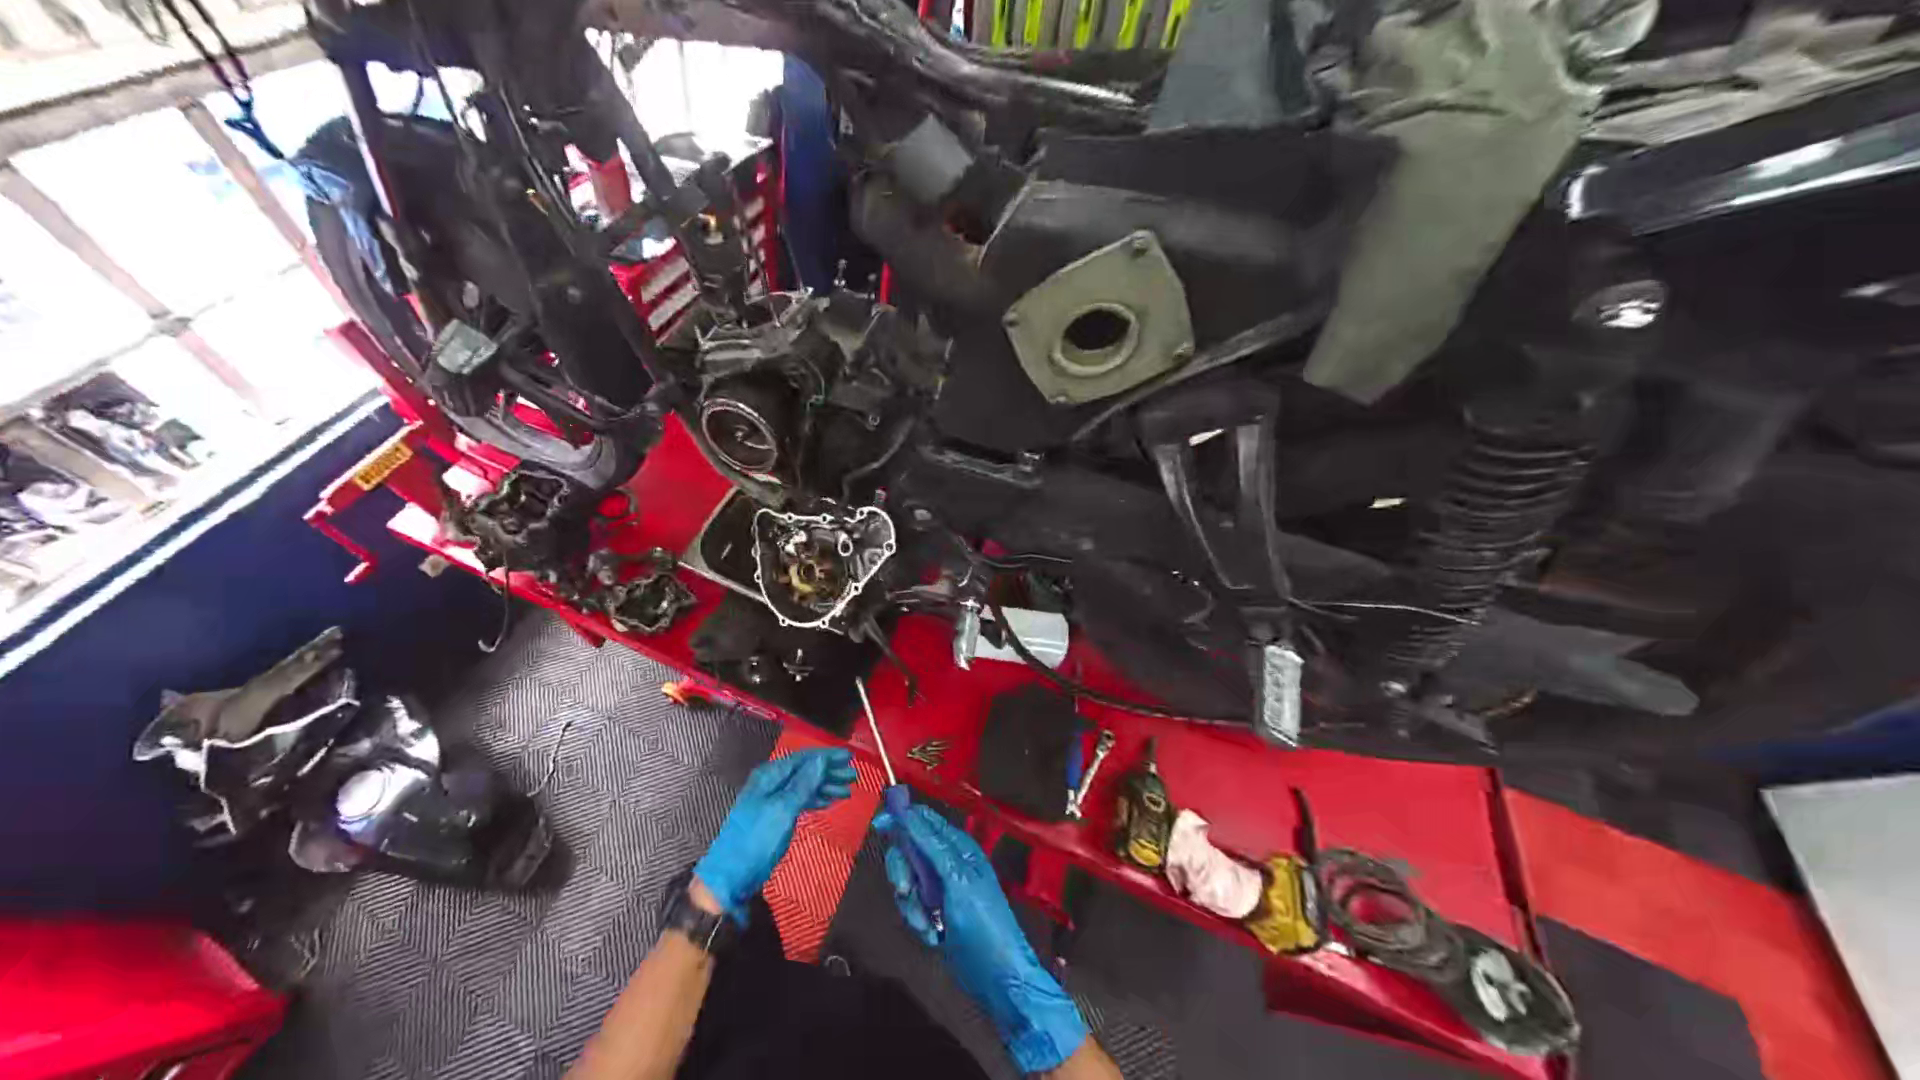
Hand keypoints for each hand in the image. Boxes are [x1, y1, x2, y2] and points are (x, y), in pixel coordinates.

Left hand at [694, 747, 855, 921]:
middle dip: (829, 772)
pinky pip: (799, 801)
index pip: (803, 758)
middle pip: (805, 771)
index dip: (828, 757)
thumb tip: (820, 759)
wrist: (729, 880)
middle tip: (853, 776)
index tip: (851, 757)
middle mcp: (770, 784)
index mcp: (769, 776)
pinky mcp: (774, 818)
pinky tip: (829, 802)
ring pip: (804, 786)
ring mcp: (771, 801)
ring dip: (825, 786)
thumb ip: (803, 784)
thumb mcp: (782, 811)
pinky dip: (815, 800)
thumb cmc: (756, 842)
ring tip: (847, 790)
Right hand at [875, 804, 1087, 1072]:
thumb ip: (932, 845)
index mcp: (958, 846)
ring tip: (928, 923)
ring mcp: (939, 888)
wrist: (997, 978)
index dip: (902, 819)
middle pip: (908, 850)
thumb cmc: (984, 923)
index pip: (924, 819)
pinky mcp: (933, 912)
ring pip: (906, 879)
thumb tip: (908, 812)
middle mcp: (947, 861)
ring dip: (911, 904)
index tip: (880, 826)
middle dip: (903, 872)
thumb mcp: (958, 880)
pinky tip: (933, 934)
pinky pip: (910, 905)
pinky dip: (917, 920)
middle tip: (906, 890)